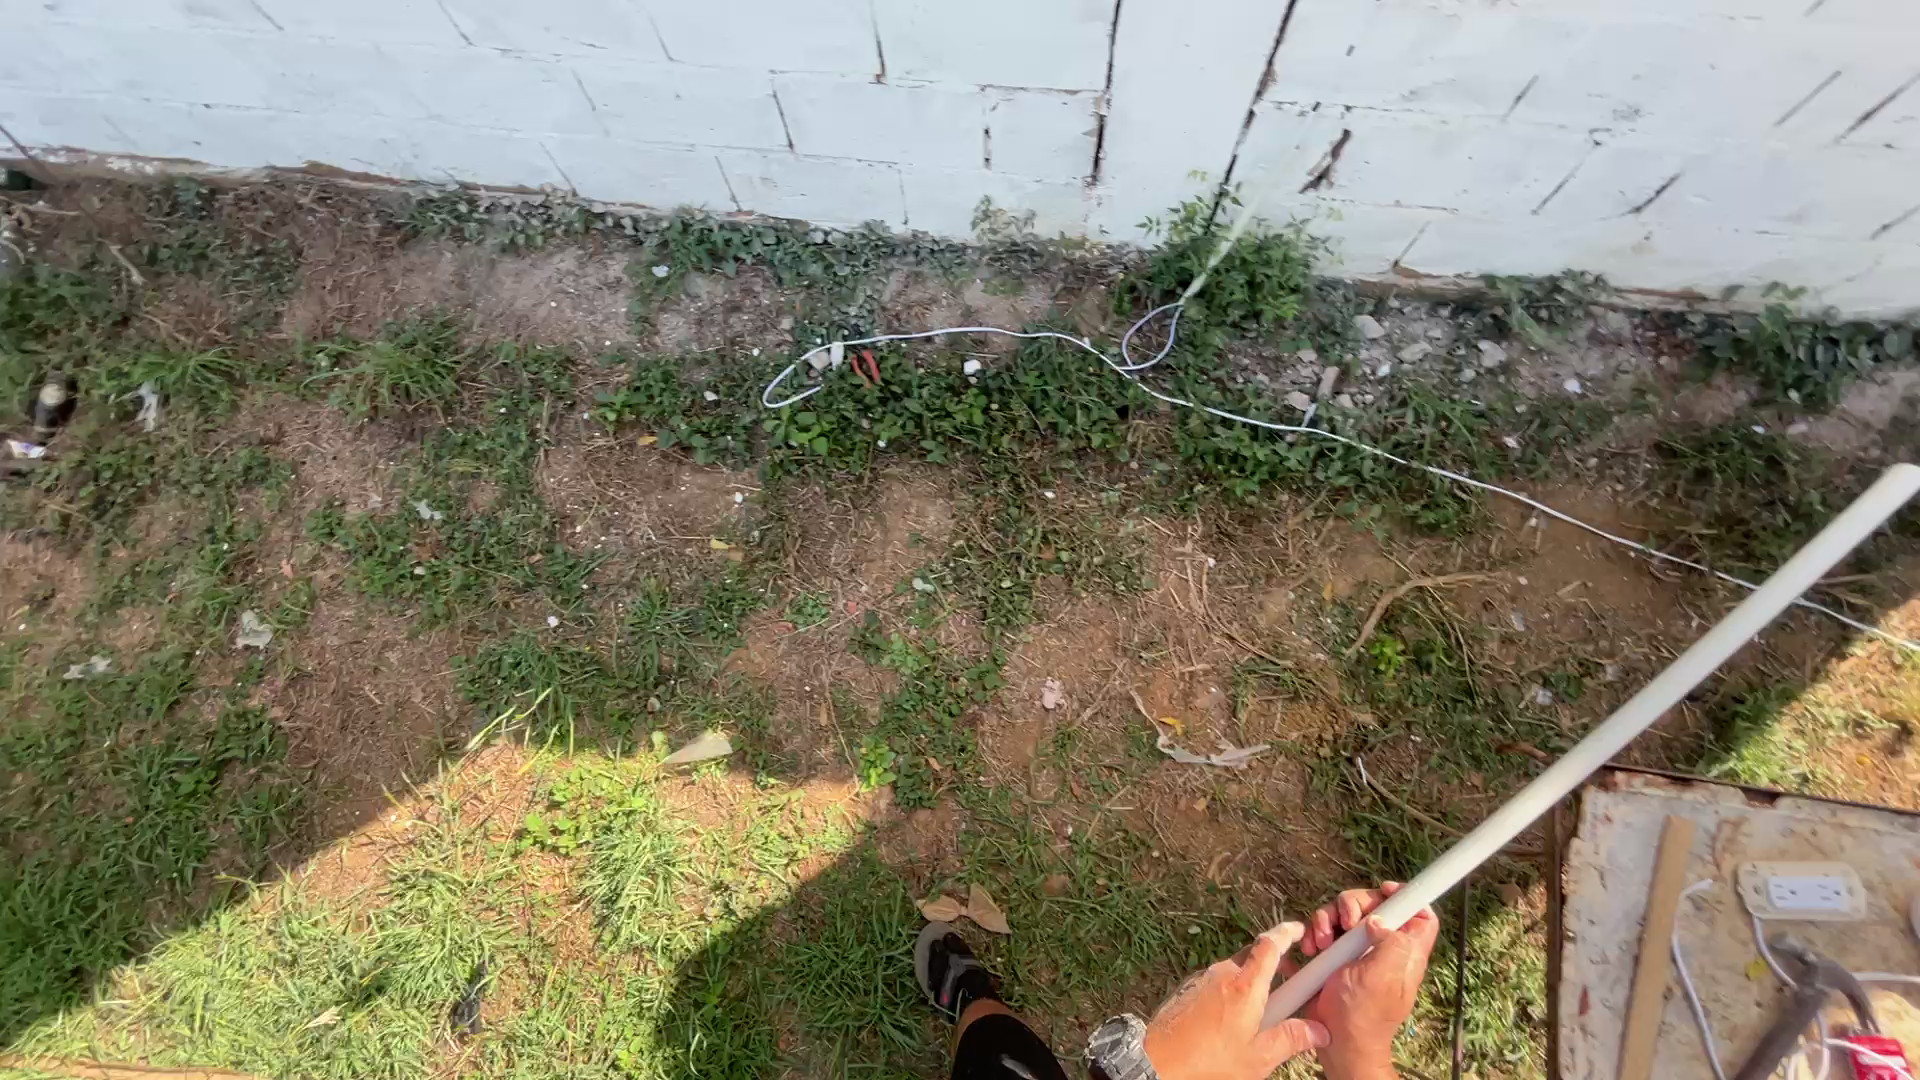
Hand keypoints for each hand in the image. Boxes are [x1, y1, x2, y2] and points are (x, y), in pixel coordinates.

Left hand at [1142, 923, 1328, 1079]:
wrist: (1161, 1060)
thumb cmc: (1212, 1060)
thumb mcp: (1259, 1057)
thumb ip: (1290, 1039)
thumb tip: (1319, 1029)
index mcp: (1244, 986)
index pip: (1269, 947)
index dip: (1285, 934)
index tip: (1299, 929)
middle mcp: (1223, 972)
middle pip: (1253, 956)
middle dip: (1274, 963)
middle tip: (1290, 981)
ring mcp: (1204, 977)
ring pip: (1236, 970)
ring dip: (1253, 981)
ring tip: (1264, 1011)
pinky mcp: (1191, 986)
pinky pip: (1219, 980)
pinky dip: (1234, 989)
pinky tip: (1236, 1016)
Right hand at [1286, 882, 1439, 1079]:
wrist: (1335, 1038)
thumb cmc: (1363, 1013)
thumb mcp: (1383, 978)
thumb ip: (1392, 944)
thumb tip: (1379, 920)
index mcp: (1403, 952)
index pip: (1419, 915)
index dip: (1407, 897)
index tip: (1385, 889)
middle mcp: (1381, 946)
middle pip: (1373, 905)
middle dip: (1352, 905)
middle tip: (1344, 922)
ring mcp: (1355, 950)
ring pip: (1343, 913)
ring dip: (1327, 920)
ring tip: (1321, 942)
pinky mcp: (1333, 954)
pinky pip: (1322, 929)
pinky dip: (1313, 933)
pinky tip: (1309, 948)